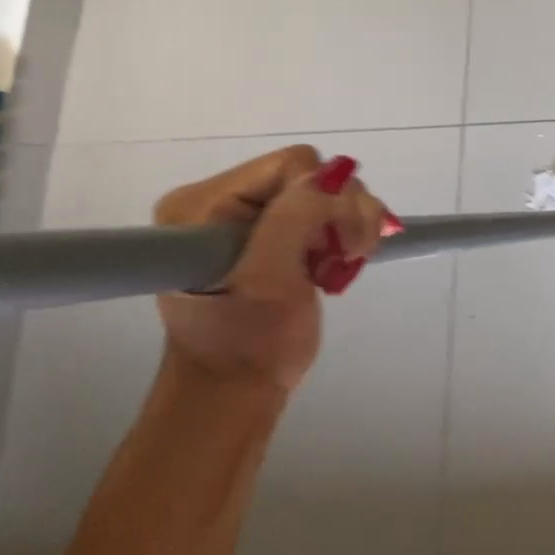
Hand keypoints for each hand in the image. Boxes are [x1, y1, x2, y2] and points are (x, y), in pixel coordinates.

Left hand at [152, 147, 399, 392]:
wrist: (239, 389)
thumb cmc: (247, 341)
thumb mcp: (270, 280)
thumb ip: (295, 219)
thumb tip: (334, 174)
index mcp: (202, 205)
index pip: (292, 165)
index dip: (325, 199)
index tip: (333, 245)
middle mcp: (222, 200)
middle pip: (316, 176)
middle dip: (345, 215)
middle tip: (347, 258)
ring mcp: (250, 216)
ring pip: (332, 191)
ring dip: (353, 226)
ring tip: (344, 266)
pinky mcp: (275, 231)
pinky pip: (332, 210)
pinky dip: (350, 233)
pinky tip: (341, 262)